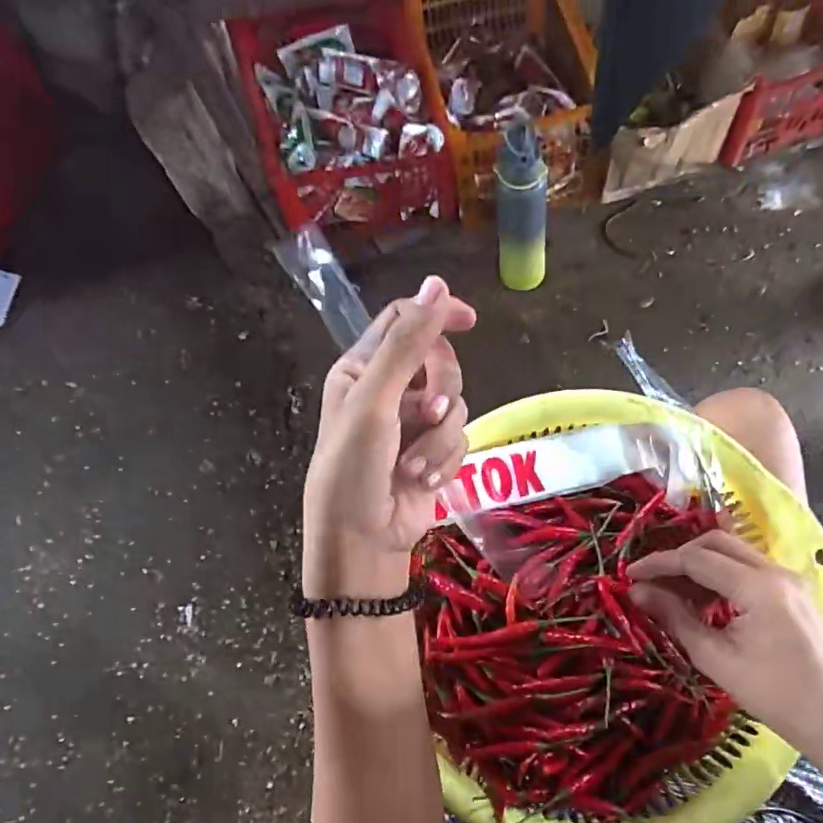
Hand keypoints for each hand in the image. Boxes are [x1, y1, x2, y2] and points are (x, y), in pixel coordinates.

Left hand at [303, 276, 476, 597]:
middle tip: (431, 412)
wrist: (362, 538)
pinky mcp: (433, 455)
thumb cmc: (353, 467)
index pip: (405, 321)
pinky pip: (460, 440)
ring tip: (415, 466)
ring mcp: (414, 425)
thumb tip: (437, 284)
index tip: (470, 320)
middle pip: (441, 363)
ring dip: (440, 439)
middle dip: (444, 390)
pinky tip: (425, 482)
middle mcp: (391, 391)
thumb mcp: (375, 400)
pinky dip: (446, 461)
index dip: (437, 314)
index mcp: (364, 368)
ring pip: (457, 406)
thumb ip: (407, 343)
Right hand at [627, 531, 822, 750]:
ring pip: (735, 553)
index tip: (630, 574)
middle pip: (718, 543)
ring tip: (673, 593)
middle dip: (680, 556)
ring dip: (701, 566)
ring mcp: (789, 578)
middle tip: (651, 579)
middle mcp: (777, 571)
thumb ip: (674, 617)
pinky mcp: (794, 590)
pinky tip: (704, 601)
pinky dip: (723, 576)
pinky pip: (750, 569)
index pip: (698, 559)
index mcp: (759, 586)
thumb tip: (637, 592)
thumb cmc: (770, 692)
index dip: (660, 563)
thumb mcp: (714, 657)